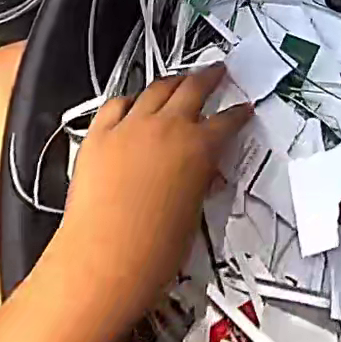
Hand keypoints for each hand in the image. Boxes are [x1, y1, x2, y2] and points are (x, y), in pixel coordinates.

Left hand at [44, 66, 251, 330]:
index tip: (241, 110)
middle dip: (209, 77)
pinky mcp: (99, 136)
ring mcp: (131, 127)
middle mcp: (167, 127)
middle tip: (216, 72)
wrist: (98, 269)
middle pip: (194, 87)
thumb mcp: (194, 214)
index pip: (228, 120)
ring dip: (173, 81)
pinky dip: (129, 100)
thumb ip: (200, 181)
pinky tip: (133, 103)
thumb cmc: (150, 255)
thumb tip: (202, 174)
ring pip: (157, 87)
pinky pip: (117, 104)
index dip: (238, 114)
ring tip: (179, 80)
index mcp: (199, 147)